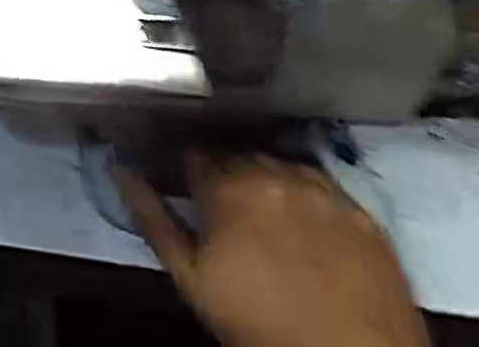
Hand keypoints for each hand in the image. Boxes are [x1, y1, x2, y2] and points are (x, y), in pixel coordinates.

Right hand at [117, 155, 427, 346]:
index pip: (192, 155)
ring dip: (265, 179)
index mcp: (226, 186)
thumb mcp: (192, 279)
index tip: (182, 180)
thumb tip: (120, 170)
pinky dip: (307, 195)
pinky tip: (307, 222)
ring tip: (266, 214)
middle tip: (226, 207)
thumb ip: (154, 218)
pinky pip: (322, 184)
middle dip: (225, 173)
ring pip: (278, 164)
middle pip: (236, 156)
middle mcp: (271, 171)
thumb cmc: (258, 324)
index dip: (184, 166)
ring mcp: (319, 186)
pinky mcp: (357, 207)